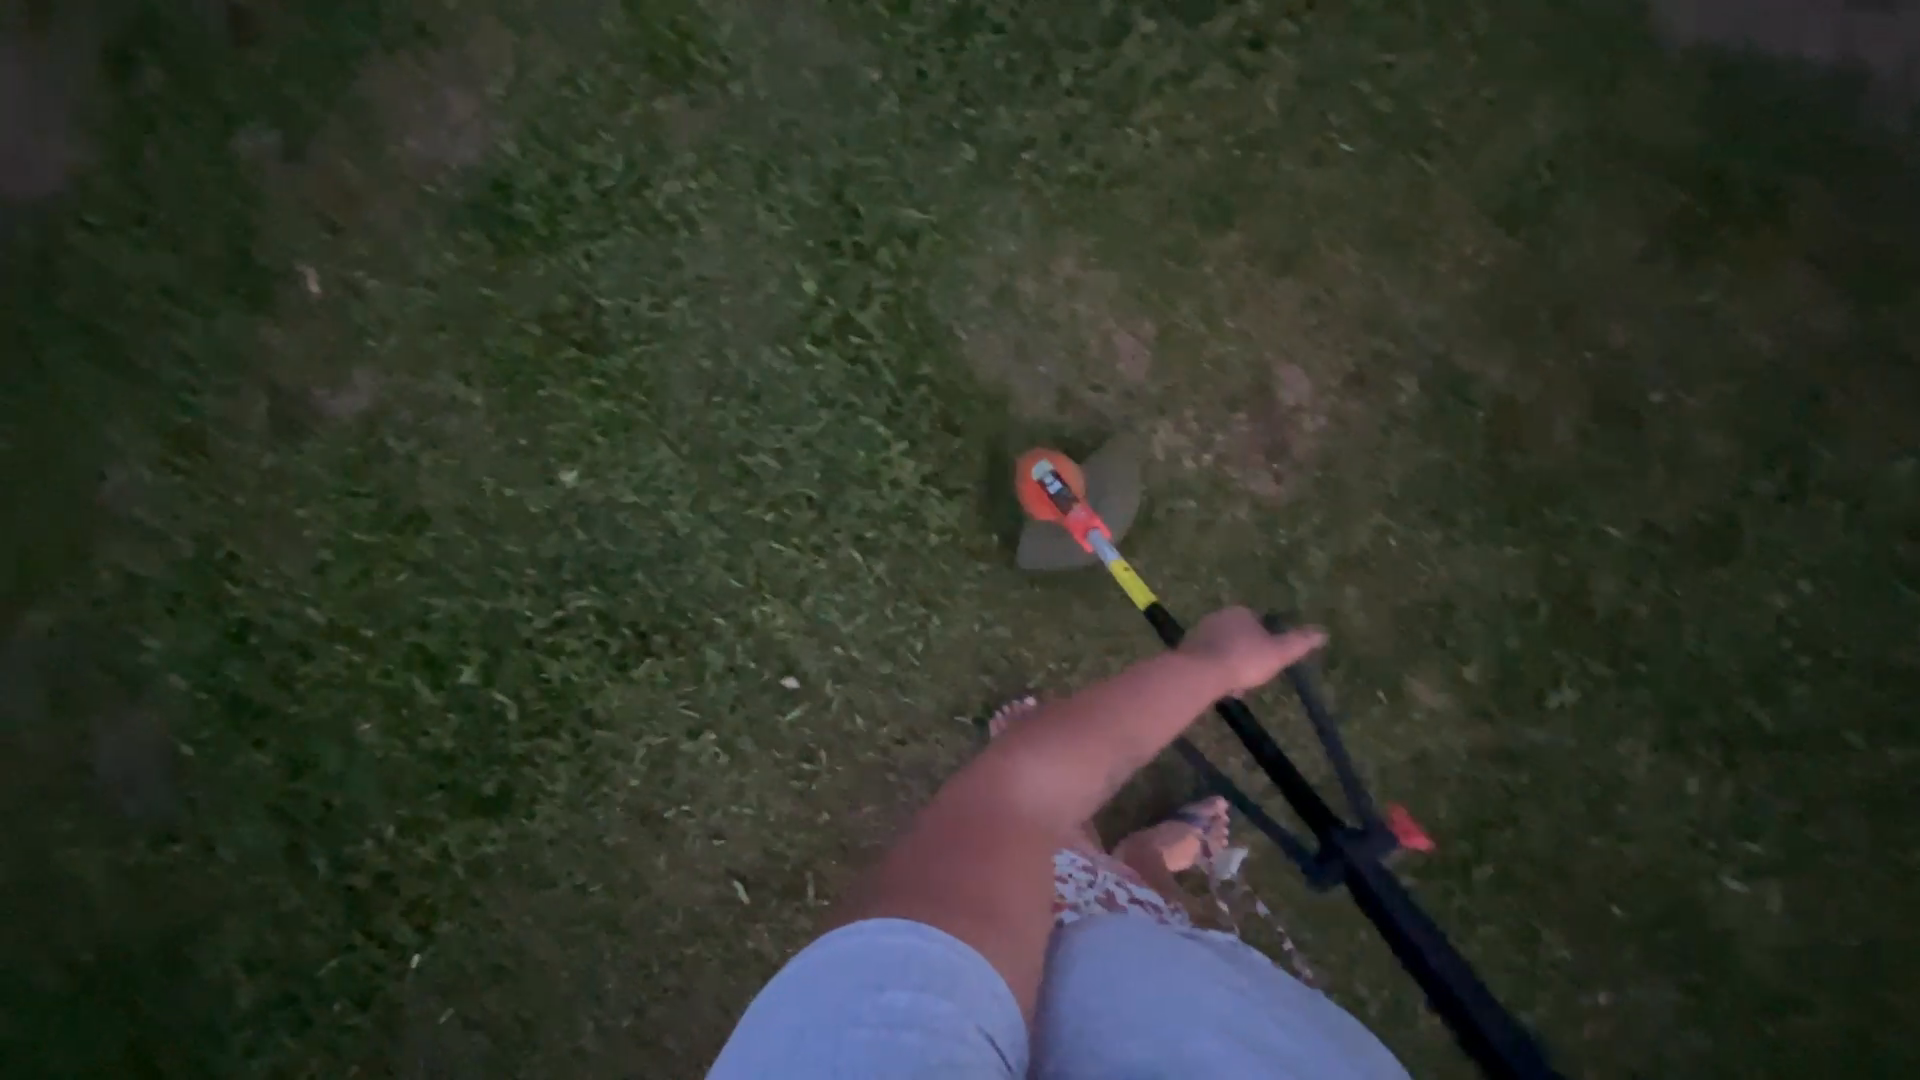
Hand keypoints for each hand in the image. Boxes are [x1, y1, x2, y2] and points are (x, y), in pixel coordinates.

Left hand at [1180, 606, 1325, 694]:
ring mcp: (1199, 632)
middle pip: (1239, 638)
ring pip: (1223, 651)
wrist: (1201, 672)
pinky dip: (1215, 674)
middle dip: (1247, 658)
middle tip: (1252, 678)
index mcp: (1239, 612)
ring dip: (1231, 668)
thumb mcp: (1279, 652)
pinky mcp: (1186, 650)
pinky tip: (1220, 690)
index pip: (1259, 623)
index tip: (1270, 662)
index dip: (1267, 644)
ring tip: (1236, 689)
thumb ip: (1300, 642)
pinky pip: (1207, 662)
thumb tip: (1323, 632)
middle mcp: (1216, 617)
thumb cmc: (1244, 659)